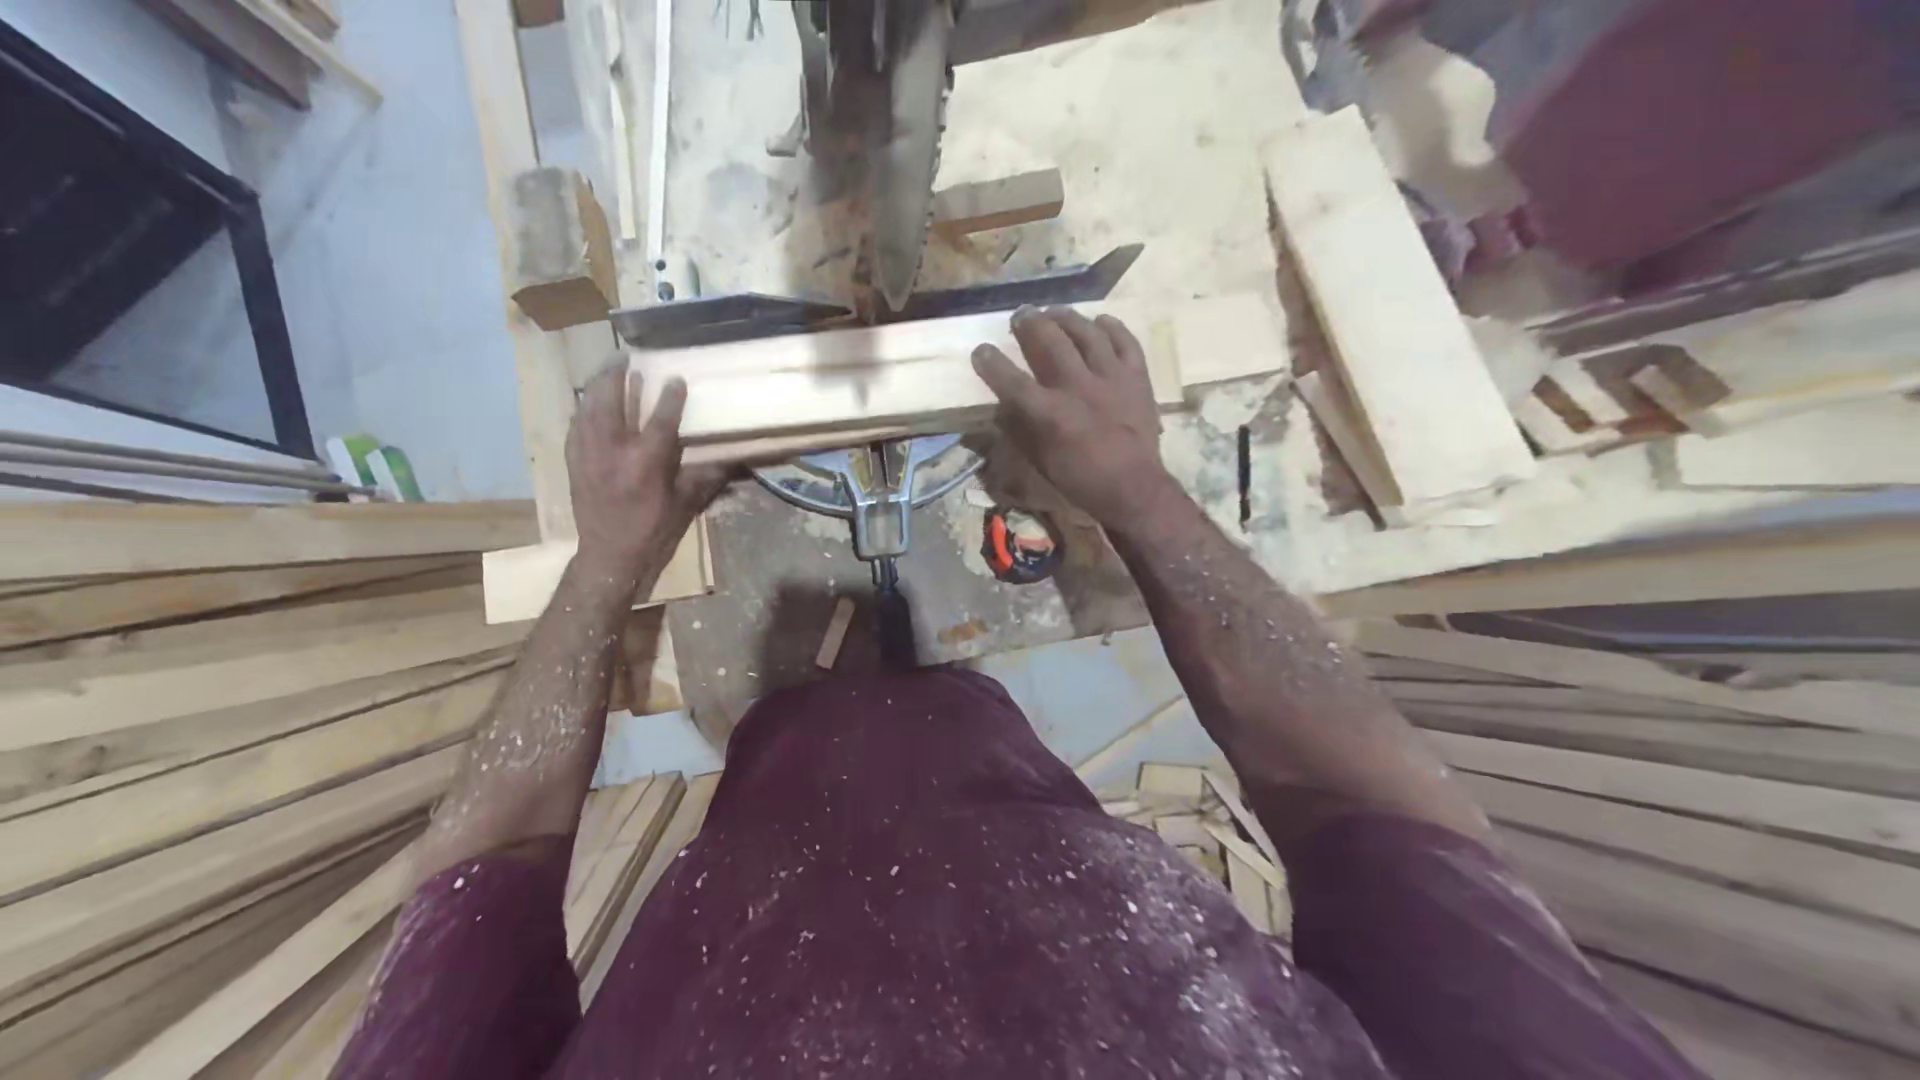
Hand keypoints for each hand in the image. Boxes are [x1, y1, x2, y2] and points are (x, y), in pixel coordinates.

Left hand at [566, 362, 729, 583]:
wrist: (610, 554)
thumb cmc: (654, 530)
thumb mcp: (685, 503)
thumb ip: (704, 475)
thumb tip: (732, 458)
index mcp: (646, 463)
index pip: (660, 419)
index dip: (670, 397)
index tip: (676, 378)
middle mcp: (614, 451)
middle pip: (611, 401)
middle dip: (618, 375)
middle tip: (625, 355)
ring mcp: (588, 454)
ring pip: (589, 407)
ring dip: (598, 385)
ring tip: (607, 368)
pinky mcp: (573, 461)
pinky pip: (576, 424)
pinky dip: (585, 408)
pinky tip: (589, 401)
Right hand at [972, 307, 1176, 524]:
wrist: (1133, 487)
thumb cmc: (1081, 480)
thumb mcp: (1041, 462)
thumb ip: (1020, 430)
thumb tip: (1004, 407)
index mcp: (1050, 413)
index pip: (1011, 379)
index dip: (990, 362)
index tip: (981, 351)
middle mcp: (1078, 387)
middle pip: (1049, 340)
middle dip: (1030, 323)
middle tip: (1021, 316)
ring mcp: (1110, 377)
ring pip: (1086, 332)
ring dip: (1066, 317)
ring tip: (1054, 312)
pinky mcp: (1136, 377)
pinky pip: (1125, 341)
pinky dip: (1111, 327)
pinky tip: (1100, 321)